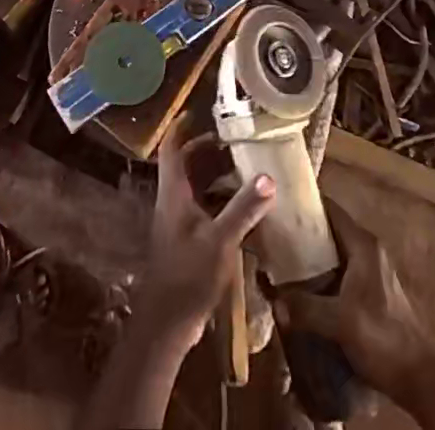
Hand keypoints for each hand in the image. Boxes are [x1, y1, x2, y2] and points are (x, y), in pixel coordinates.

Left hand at [132, 129, 276, 351]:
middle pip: (186, 165)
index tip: (195, 110)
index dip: (180, 127)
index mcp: (174, 194)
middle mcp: (173, 203)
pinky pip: (204, 207)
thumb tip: (268, 177)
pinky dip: (221, 199)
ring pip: (196, 187)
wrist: (166, 324)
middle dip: (207, 149)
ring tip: (245, 164)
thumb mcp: (220, 240)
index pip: (172, 149)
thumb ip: (243, 209)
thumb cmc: (187, 276)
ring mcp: (179, 223)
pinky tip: (243, 205)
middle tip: (234, 137)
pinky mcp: (188, 242)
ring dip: (216, 174)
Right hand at [273, 202, 434, 405]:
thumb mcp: (340, 321)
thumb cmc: (382, 338)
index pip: (331, 210)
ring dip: (308, 256)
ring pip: (332, 253)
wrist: (417, 376)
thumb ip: (305, 308)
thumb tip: (274, 301)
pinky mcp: (368, 291)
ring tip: (276, 259)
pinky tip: (298, 288)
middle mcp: (367, 251)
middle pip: (329, 230)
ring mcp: (369, 271)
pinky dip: (317, 274)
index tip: (279, 204)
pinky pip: (336, 271)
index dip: (305, 204)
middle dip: (301, 231)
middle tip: (270, 234)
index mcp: (363, 245)